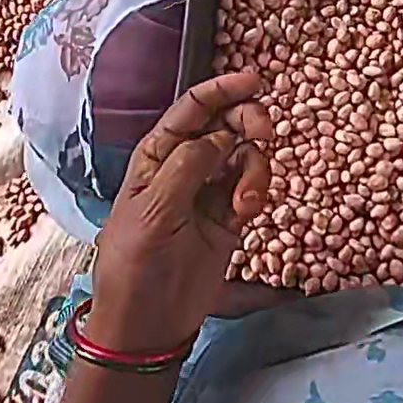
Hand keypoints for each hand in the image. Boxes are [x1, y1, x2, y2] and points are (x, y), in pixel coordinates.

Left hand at [89, 73, 274, 353]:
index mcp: (159, 153)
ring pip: (246, 155)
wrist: (149, 323)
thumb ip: (189, 165)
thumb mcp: (154, 208)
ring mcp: (211, 189)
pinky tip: (247, 212)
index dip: (222, 88)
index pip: (193, 107)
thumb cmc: (136, 260)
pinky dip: (257, 192)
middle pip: (226, 124)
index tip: (254, 79)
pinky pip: (253, 186)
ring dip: (255, 167)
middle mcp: (188, 163)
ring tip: (247, 200)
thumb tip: (221, 135)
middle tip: (265, 133)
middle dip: (248, 121)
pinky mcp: (231, 215)